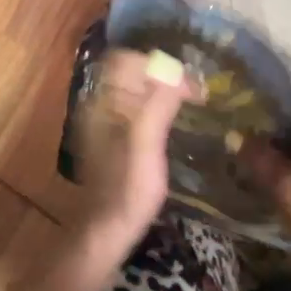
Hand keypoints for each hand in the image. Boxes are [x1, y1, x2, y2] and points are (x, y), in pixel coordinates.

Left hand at [73, 50, 192, 254]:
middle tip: (192, 89)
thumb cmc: (127, 188)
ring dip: (160, 89)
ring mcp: (104, 122)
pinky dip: (155, 105)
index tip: (184, 80)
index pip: (124, 60)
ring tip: (189, 101)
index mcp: (101, 101)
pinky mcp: (113, 138)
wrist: (108, 230)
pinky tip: (173, 120)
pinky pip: (134, 107)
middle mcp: (99, 105)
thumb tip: (177, 72)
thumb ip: (159, 104)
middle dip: (161, 74)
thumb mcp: (146, 143)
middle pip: (129, 72)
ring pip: (133, 89)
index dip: (155, 63)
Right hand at [249, 107, 290, 258]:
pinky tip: (263, 164)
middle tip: (237, 125)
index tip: (242, 102)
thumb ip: (257, 157)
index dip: (266, 100)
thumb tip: (230, 134)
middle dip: (266, 124)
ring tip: (244, 144)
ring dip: (273, 143)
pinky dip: (284, 157)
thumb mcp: (283, 185)